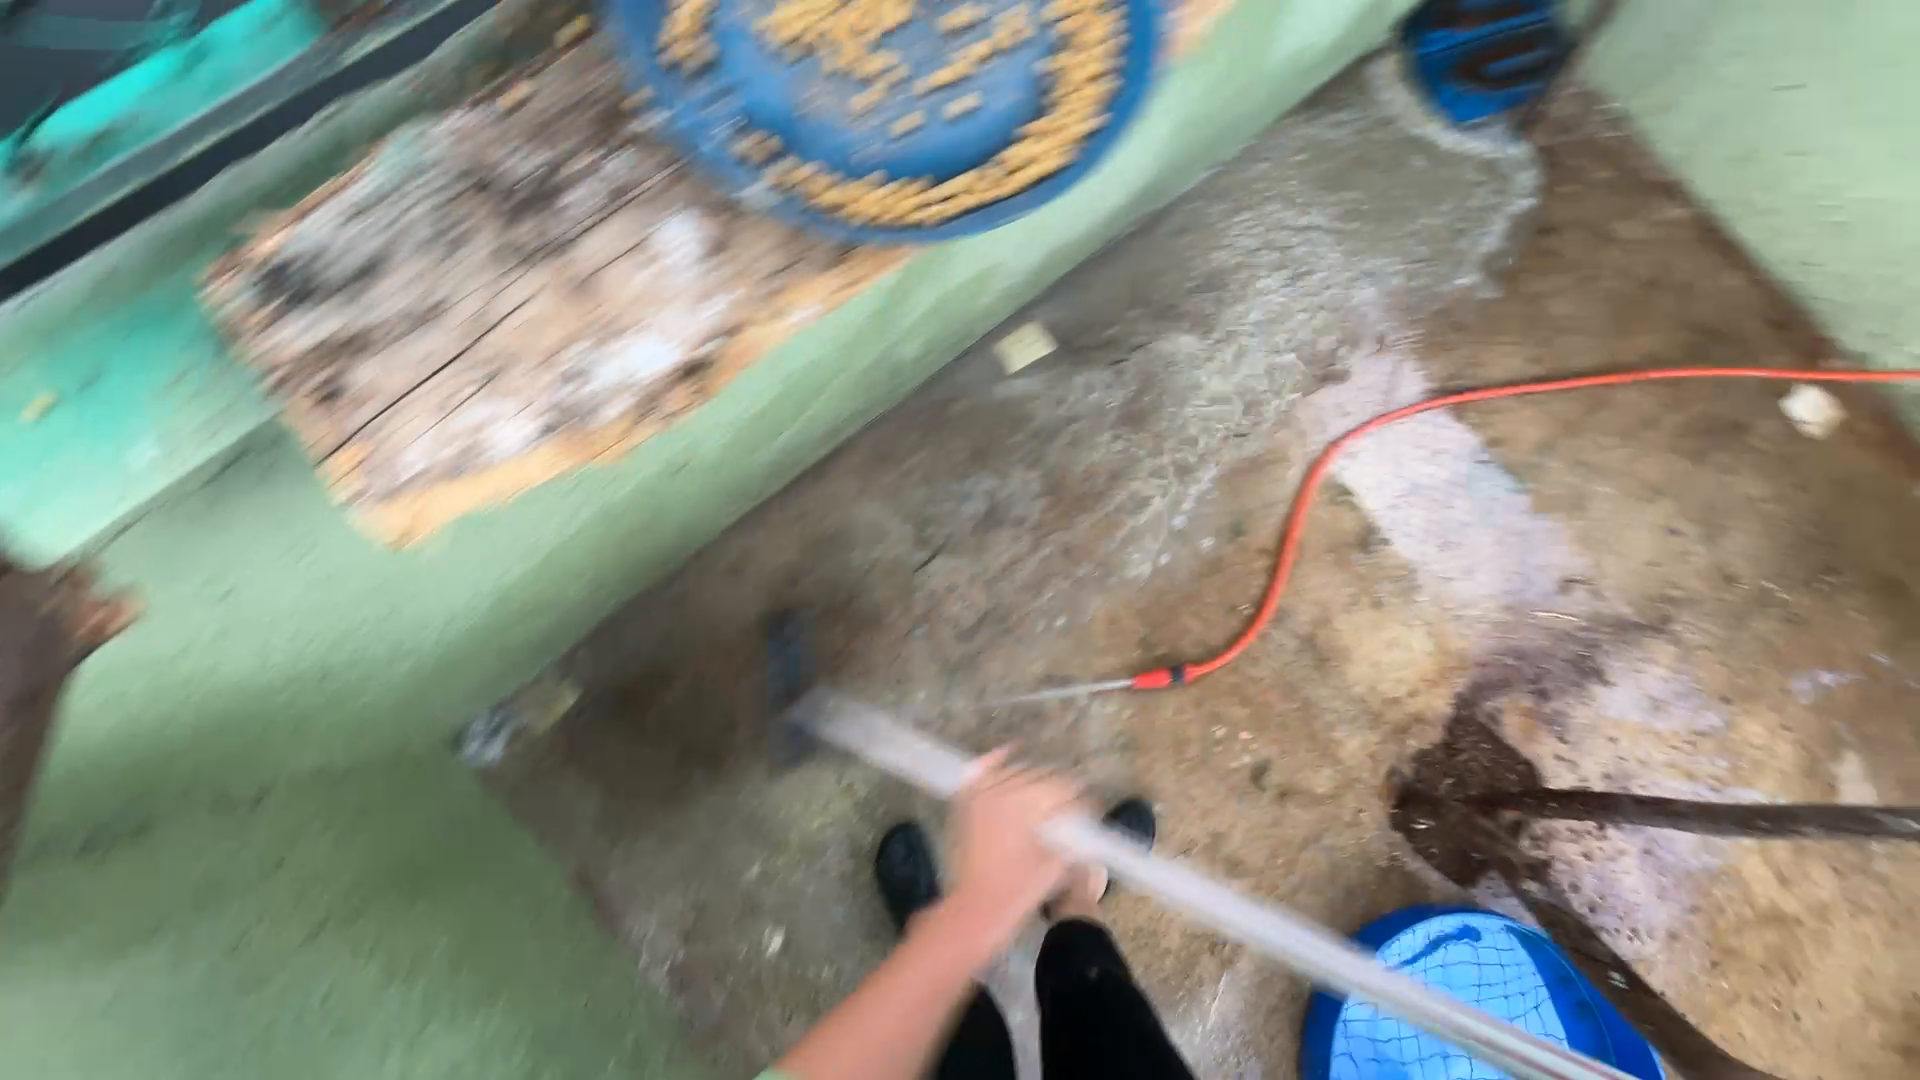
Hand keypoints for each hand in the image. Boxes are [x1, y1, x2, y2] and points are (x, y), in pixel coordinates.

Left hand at [929, 748, 1084, 956]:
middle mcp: (1005, 790)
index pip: (1063, 788)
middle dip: (1058, 790)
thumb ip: (1074, 833)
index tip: (1090, 811)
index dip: (1079, 800)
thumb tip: (1087, 813)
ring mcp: (983, 792)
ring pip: (1016, 771)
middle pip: (1041, 776)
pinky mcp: (968, 799)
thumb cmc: (1020, 890)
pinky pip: (982, 769)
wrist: (977, 906)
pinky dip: (996, 760)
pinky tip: (1009, 751)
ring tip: (1044, 796)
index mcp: (1029, 803)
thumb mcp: (1057, 862)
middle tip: (1069, 807)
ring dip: (1033, 779)